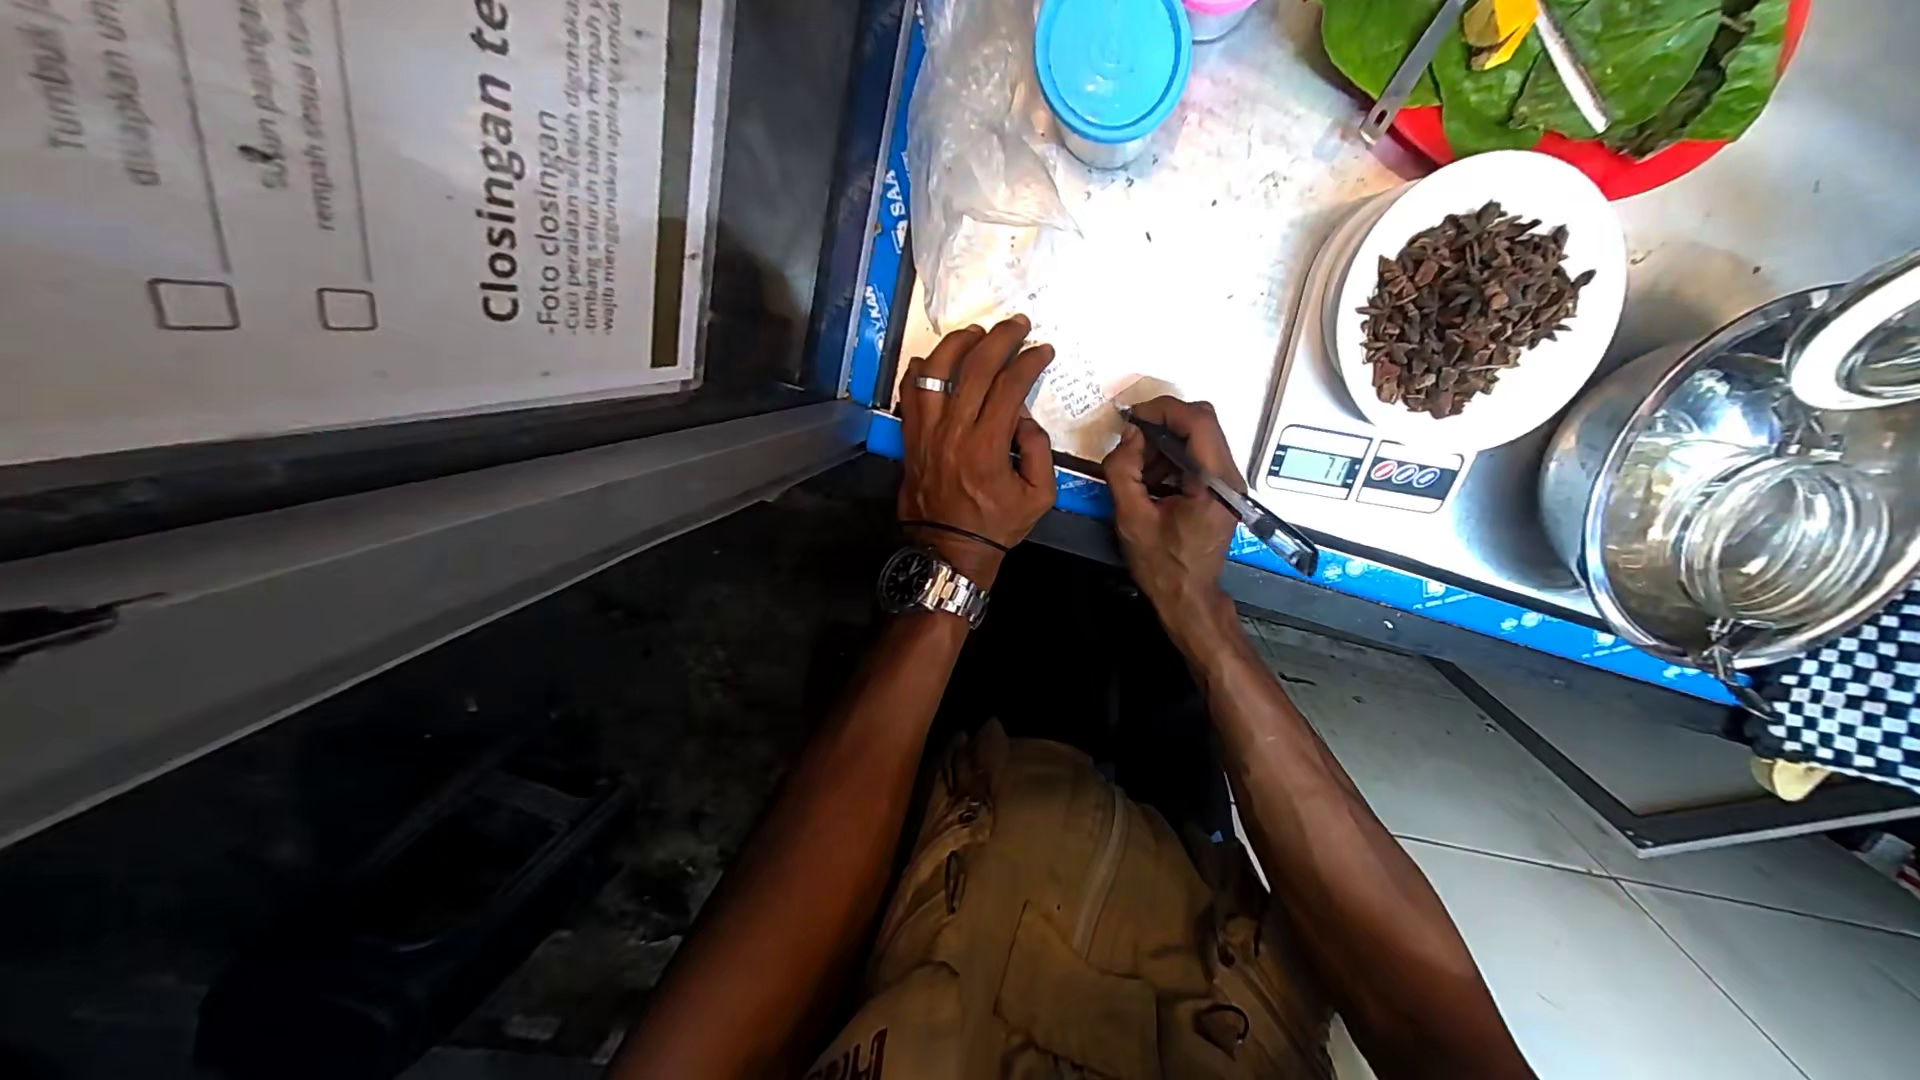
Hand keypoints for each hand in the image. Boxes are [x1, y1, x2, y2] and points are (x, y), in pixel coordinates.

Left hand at [898, 315, 1056, 586]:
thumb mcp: (1038, 496)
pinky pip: (910, 393)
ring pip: (936, 371)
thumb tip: (1025, 417)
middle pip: (976, 367)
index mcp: (987, 446)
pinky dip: (920, 370)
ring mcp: (927, 432)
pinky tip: (936, 359)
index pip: (1010, 386)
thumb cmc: (996, 526)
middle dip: (1001, 338)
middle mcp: (954, 431)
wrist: (949, 549)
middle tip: (1018, 325)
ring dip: (958, 343)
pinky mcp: (911, 438)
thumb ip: (1039, 451)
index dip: (1030, 361)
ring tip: (977, 332)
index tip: (1043, 350)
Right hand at [1103, 397, 1239, 639]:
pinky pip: (1195, 456)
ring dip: (1162, 444)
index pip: (1198, 421)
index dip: (1162, 410)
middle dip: (1160, 425)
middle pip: (1201, 423)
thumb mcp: (1131, 517)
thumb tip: (1129, 435)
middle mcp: (1230, 477)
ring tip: (1137, 470)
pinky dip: (1169, 458)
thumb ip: (1124, 470)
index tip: (1133, 417)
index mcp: (1215, 483)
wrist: (1188, 597)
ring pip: (1197, 437)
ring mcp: (1228, 482)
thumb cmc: (1162, 566)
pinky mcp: (1220, 488)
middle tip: (1130, 443)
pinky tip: (1150, 481)